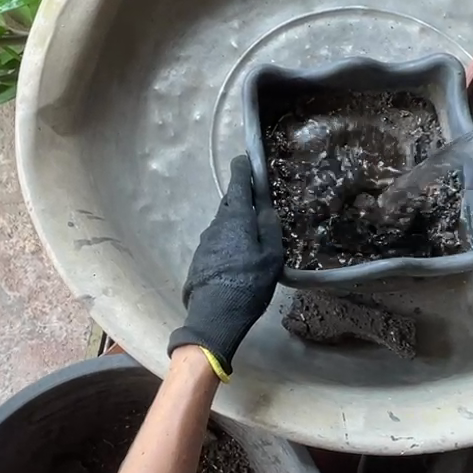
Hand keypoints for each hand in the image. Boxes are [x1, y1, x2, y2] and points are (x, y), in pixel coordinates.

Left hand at [167, 155, 283, 376]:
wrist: (215, 313)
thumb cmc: (249, 282)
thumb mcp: (271, 256)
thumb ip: (269, 227)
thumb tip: (265, 207)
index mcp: (236, 218)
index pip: (238, 183)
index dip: (243, 169)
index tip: (245, 159)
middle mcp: (217, 224)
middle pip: (230, 204)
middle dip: (242, 199)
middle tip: (257, 203)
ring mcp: (206, 240)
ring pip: (224, 223)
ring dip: (236, 223)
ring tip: (251, 236)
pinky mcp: (200, 257)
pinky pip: (218, 240)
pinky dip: (229, 240)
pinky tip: (238, 256)